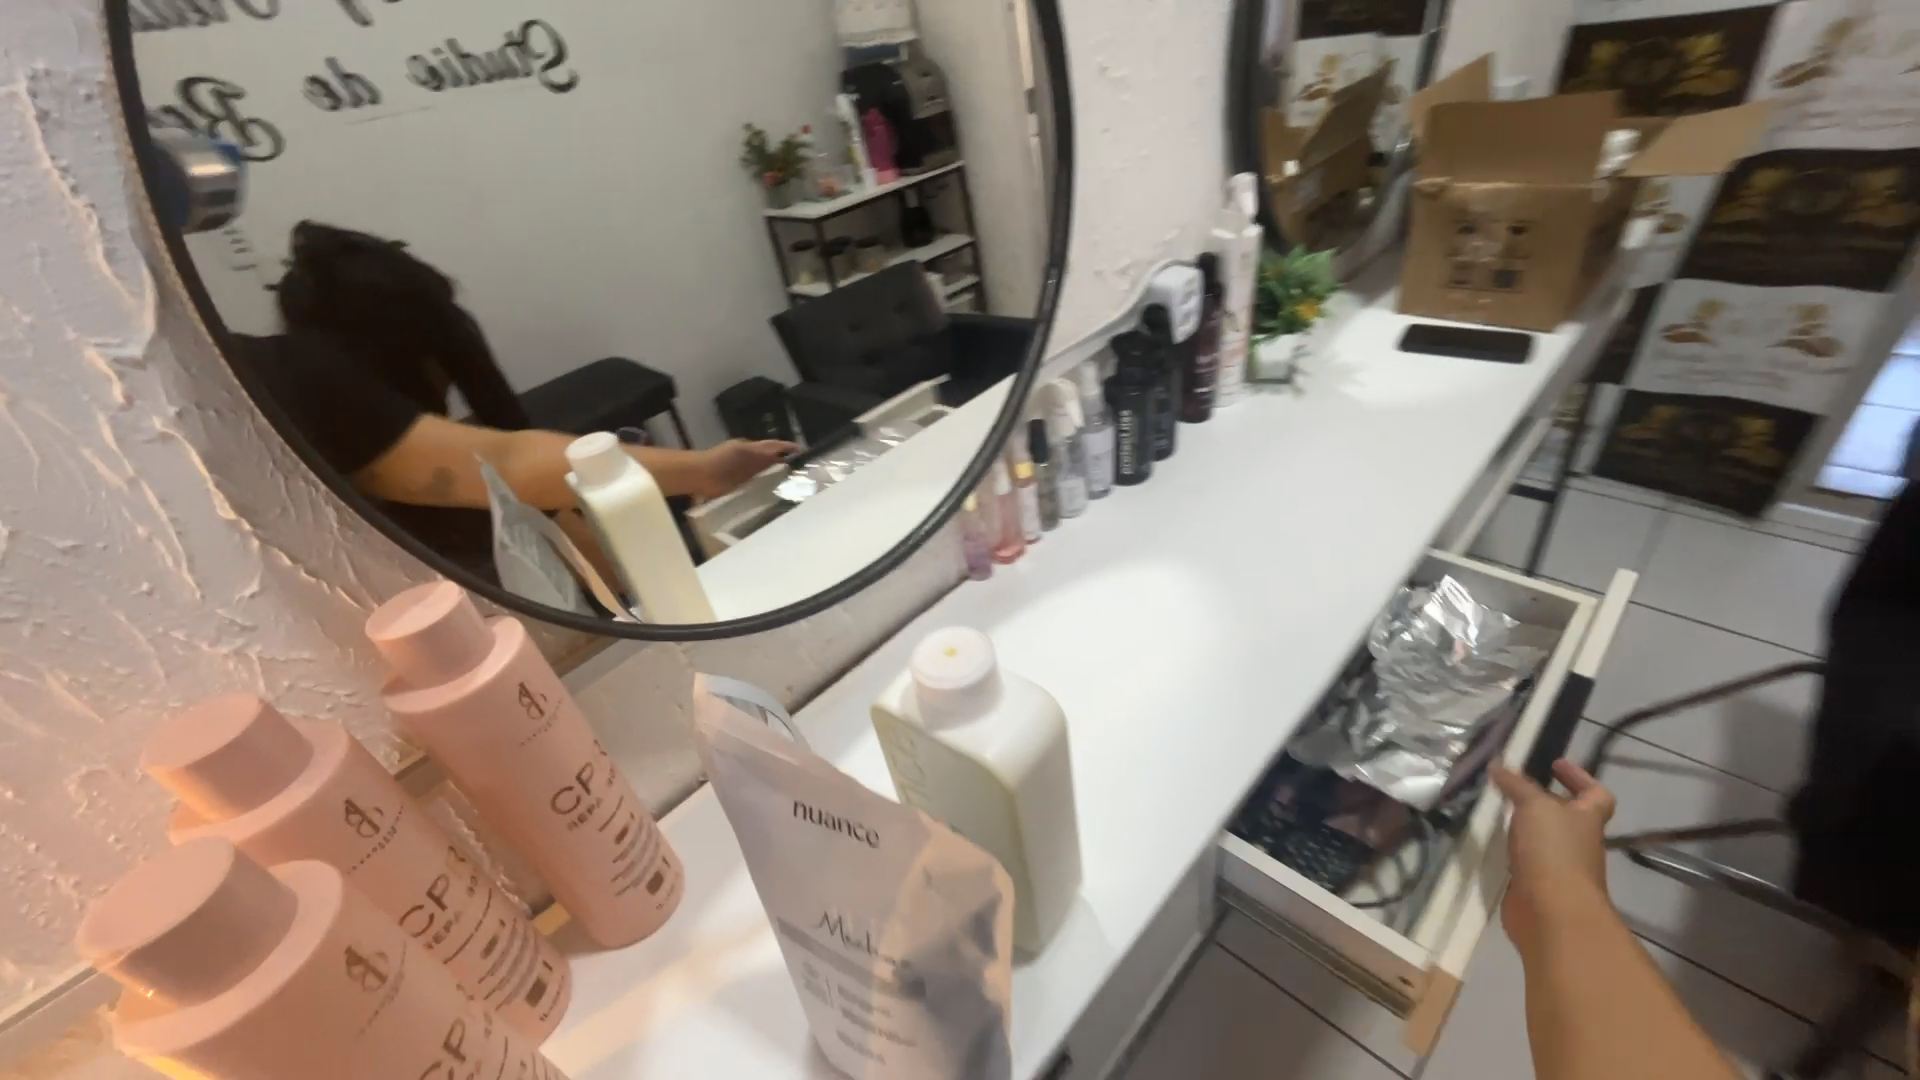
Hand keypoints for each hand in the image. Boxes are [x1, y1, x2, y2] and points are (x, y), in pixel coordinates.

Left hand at [690, 439, 796, 498]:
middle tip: (804, 471)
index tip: (803, 452)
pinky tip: (778, 493)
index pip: (774, 446)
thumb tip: (783, 451)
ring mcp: (747, 474)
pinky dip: (769, 487)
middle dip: (787, 462)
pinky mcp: (742, 487)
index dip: (787, 448)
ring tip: (796, 484)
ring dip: (779, 476)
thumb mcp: (743, 451)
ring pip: (767, 473)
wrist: (699, 475)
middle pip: (772, 460)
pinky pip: (759, 485)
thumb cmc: (720, 460)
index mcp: (751, 448)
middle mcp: (751, 460)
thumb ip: (762, 451)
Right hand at [1491, 760, 1616, 950]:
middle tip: (1513, 783)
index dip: (1580, 777)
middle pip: (1568, 815)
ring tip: (1495, 806)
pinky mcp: (1536, 881)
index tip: (1555, 763)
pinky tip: (1489, 837)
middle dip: (1545, 798)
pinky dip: (1510, 845)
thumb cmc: (1552, 851)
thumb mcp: (1535, 806)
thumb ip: (1517, 785)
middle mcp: (1577, 841)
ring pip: (1544, 835)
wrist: (1552, 910)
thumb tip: (1499, 765)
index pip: (1596, 794)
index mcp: (1586, 820)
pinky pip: (1524, 855)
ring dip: (1524, 822)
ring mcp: (1558, 864)